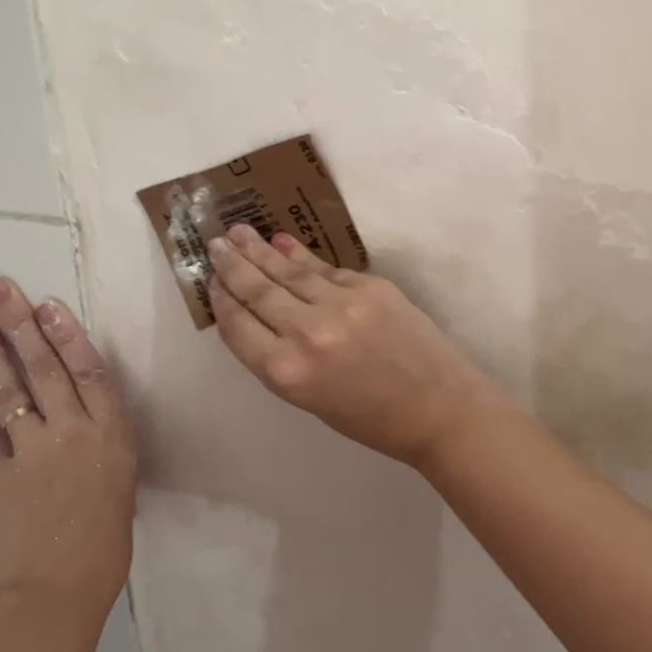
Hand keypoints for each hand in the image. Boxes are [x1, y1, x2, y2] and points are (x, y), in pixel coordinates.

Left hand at [0, 277, 136, 617]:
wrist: (58, 591)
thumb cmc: (106, 545)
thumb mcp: (119, 486)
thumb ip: (95, 451)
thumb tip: (58, 430)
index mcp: (113, 434)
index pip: (90, 370)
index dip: (67, 335)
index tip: (47, 304)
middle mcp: (75, 432)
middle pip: (47, 367)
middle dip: (22, 324)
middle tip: (0, 288)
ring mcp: (35, 450)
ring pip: (15, 390)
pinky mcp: (4, 473)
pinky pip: (1, 437)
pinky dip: (0, 422)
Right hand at [205, 224, 499, 466]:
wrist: (439, 407)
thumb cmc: (371, 419)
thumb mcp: (310, 400)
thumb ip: (280, 358)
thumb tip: (259, 316)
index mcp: (287, 372)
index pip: (238, 326)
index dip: (222, 301)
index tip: (212, 280)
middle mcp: (307, 333)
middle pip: (259, 291)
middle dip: (234, 265)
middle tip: (216, 244)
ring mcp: (342, 304)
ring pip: (290, 271)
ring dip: (260, 251)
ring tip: (239, 232)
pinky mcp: (370, 286)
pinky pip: (326, 270)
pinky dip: (302, 256)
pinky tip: (284, 243)